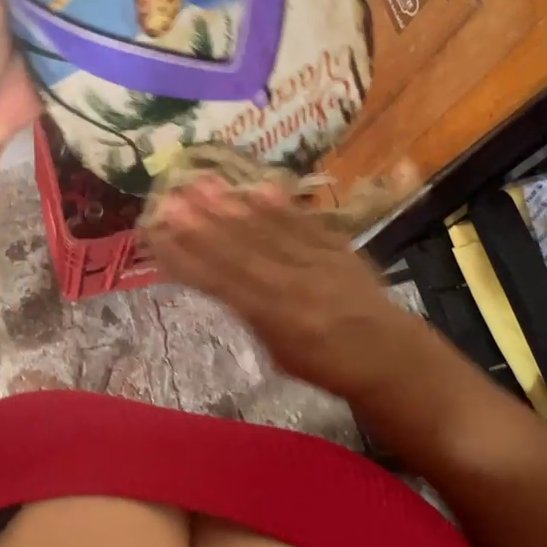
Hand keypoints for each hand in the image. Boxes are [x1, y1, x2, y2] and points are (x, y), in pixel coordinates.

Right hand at [142, 178, 413, 401]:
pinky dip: (281, 205)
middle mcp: (292, 287)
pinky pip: (305, 223)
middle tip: (171, 197)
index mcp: (273, 318)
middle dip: (201, 223)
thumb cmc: (324, 364)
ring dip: (232, 206)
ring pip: (268, 231)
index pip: (219, 283)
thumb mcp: (277, 352)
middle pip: (239, 251)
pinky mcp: (338, 247)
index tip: (157, 233)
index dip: (185, 257)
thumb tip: (215, 281)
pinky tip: (259, 186)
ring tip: (204, 182)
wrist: (389, 355)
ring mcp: (317, 263)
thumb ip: (248, 314)